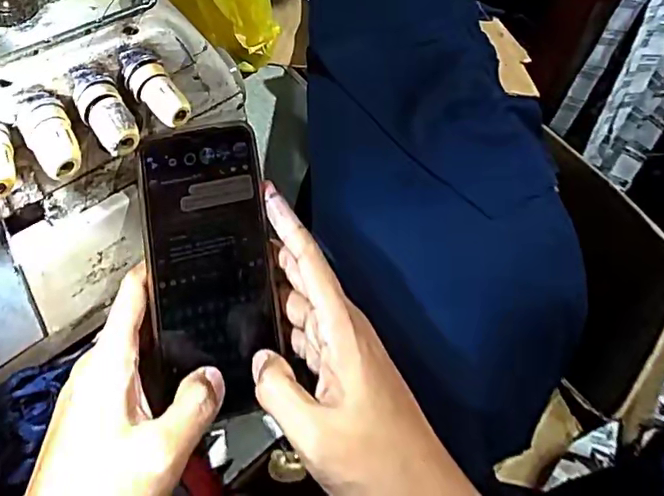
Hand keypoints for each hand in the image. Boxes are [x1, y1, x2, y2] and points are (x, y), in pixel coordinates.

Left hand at [27, 263, 223, 495]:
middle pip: (134, 323)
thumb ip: (193, 406)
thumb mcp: (159, 451)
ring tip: (190, 357)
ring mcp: (85, 395)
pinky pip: (122, 382)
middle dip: (166, 315)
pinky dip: (147, 381)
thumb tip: (212, 377)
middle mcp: (92, 372)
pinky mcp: (85, 419)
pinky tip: (165, 407)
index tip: (169, 251)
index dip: (153, 266)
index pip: (131, 292)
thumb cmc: (89, 494)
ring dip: (159, 354)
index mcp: (107, 363)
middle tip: (198, 306)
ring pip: (130, 356)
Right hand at [251, 183, 474, 495]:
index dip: (288, 222)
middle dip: (274, 248)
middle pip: (303, 275)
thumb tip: (259, 361)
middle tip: (245, 228)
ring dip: (276, 289)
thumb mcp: (316, 432)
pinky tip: (267, 330)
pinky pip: (306, 333)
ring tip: (246, 275)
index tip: (270, 196)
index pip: (310, 259)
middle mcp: (344, 329)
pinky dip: (284, 324)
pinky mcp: (342, 366)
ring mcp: (344, 347)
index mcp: (342, 329)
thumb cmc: (383, 461)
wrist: (418, 490)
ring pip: (302, 305)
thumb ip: (277, 390)